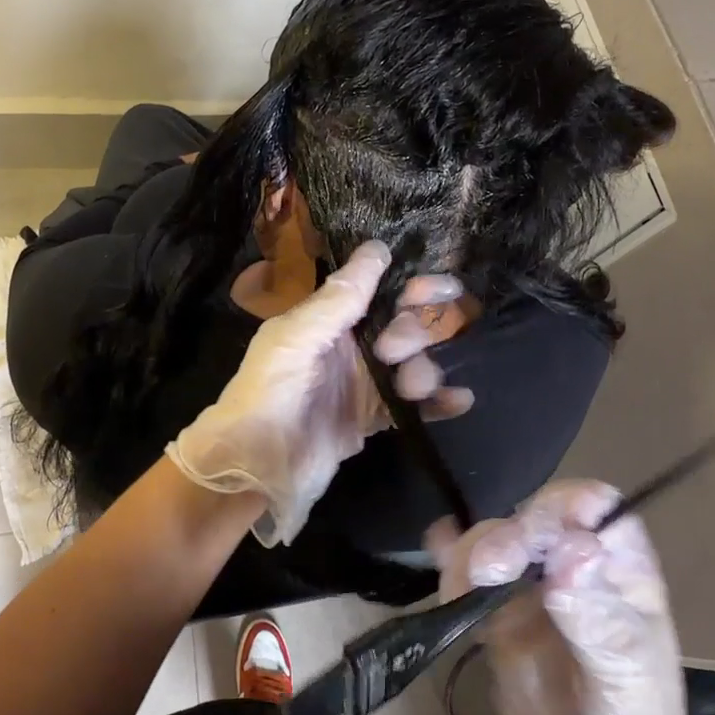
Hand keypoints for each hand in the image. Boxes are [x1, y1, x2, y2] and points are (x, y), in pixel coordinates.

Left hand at [167, 241, 468, 545]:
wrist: (257, 466)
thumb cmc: (270, 391)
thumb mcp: (298, 337)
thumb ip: (340, 298)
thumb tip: (377, 249)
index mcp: (326, 321)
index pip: (376, 292)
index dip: (410, 287)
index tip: (445, 287)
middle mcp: (347, 347)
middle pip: (401, 327)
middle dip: (412, 332)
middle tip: (396, 350)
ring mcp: (361, 385)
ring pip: (411, 365)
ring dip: (423, 369)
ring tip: (413, 386)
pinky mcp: (371, 420)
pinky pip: (413, 406)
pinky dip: (437, 403)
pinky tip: (458, 401)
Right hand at [428, 481, 687, 714]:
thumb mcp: (630, 679)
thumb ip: (602, 622)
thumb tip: (576, 551)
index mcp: (621, 576)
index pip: (600, 514)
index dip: (571, 505)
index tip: (542, 524)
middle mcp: (571, 570)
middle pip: (537, 520)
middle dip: (511, 533)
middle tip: (491, 567)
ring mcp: (528, 590)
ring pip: (495, 540)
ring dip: (474, 552)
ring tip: (463, 587)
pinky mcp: (490, 612)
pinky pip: (463, 571)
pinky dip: (447, 555)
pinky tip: (439, 549)